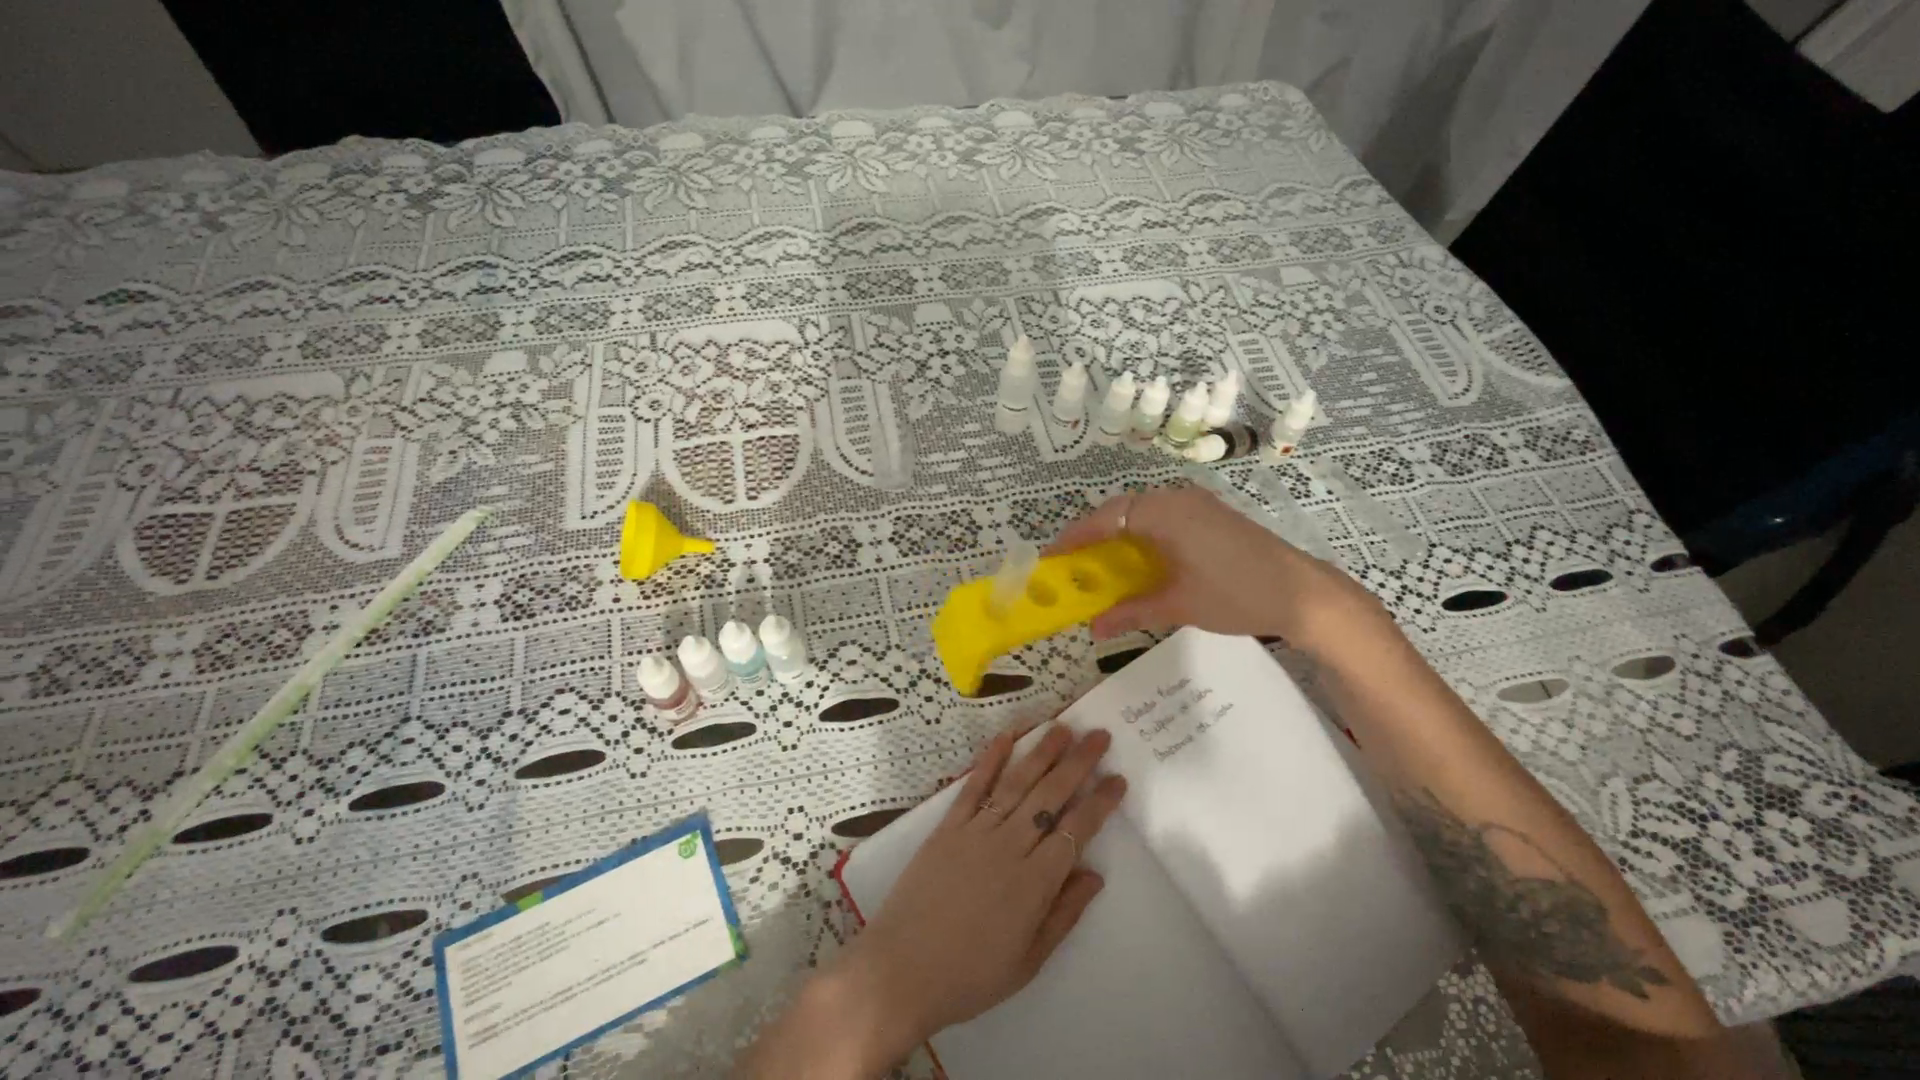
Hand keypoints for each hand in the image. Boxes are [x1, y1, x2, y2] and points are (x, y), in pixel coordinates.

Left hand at [822, 726, 1126, 1068]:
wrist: (900, 971)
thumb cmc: (969, 976)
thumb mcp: (1028, 960)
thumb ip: (1063, 914)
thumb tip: (1093, 874)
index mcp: (1036, 883)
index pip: (1077, 830)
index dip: (1100, 802)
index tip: (1118, 779)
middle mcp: (1010, 847)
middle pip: (1051, 796)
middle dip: (1078, 763)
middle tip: (1099, 735)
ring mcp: (975, 833)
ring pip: (1016, 783)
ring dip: (1041, 752)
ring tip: (1063, 726)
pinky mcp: (946, 829)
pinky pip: (973, 787)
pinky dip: (991, 760)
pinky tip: (1007, 737)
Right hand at [1047, 486, 1386, 649]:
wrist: (1302, 594)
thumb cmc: (1237, 595)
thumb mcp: (1179, 605)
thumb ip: (1132, 611)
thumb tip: (1093, 627)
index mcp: (1167, 513)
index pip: (1107, 518)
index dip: (1076, 536)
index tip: (1051, 557)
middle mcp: (1178, 499)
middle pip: (1122, 511)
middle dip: (1094, 536)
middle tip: (1071, 564)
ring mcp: (1198, 505)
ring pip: (1143, 514)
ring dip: (1119, 536)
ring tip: (1099, 566)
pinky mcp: (1212, 516)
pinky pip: (1164, 518)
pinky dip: (1143, 537)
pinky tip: (1138, 564)